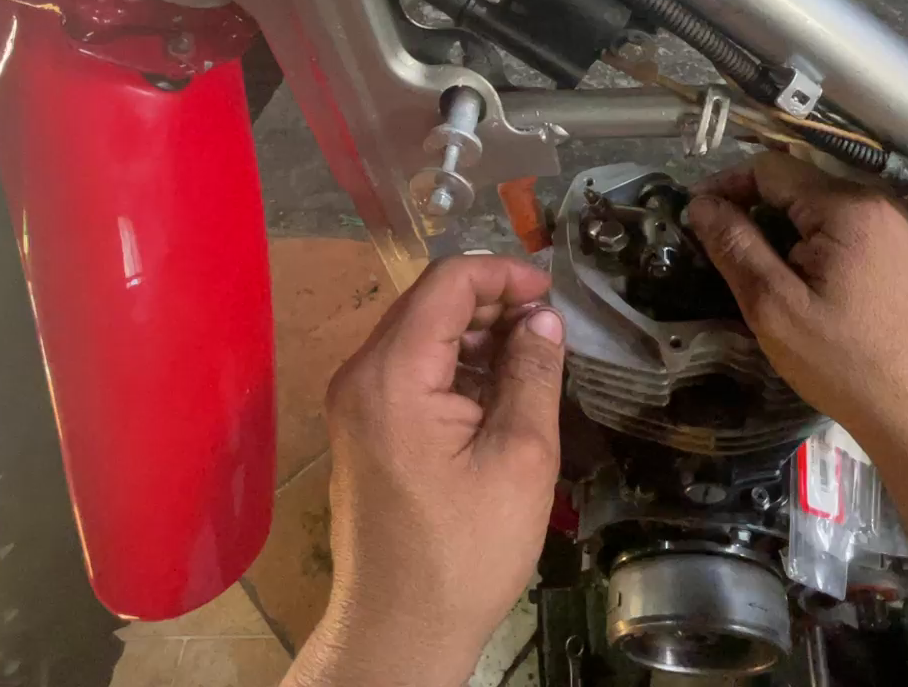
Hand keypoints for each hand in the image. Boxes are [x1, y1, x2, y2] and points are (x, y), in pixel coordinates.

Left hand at [286, 255, 565, 686]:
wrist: (399, 633)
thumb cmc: (466, 551)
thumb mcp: (521, 457)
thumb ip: (533, 372)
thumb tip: (544, 316)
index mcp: (394, 374)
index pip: (448, 282)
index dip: (504, 274)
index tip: (550, 293)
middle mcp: (362, 373)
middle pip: (430, 301)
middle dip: (493, 301)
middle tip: (547, 326)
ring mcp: (356, 399)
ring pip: (421, 330)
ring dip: (477, 331)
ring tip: (530, 356)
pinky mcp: (363, 422)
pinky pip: (411, 365)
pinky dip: (456, 362)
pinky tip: (496, 387)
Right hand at [684, 152, 907, 437]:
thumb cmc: (844, 362)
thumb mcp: (773, 306)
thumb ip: (735, 246)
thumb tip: (700, 204)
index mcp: (848, 206)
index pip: (770, 168)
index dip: (726, 185)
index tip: (696, 217)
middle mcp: (878, 202)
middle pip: (797, 184)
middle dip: (753, 207)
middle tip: (721, 247)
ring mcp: (897, 226)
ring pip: (820, 206)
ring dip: (782, 225)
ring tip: (756, 266)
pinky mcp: (905, 252)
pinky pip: (846, 227)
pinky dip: (813, 240)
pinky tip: (800, 278)